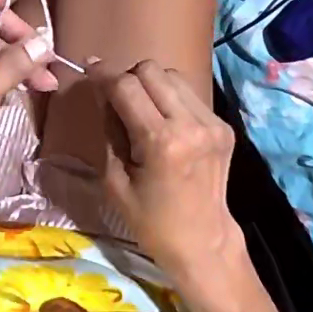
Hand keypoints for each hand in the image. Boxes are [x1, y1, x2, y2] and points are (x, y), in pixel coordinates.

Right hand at [92, 60, 241, 282]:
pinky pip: (189, 94)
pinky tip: (165, 124)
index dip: (103, 74)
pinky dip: (170, 99)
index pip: (126, 86)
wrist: (203, 242)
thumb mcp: (114, 180)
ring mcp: (212, 123)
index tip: (89, 69)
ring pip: (172, 75)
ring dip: (151, 85)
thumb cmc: (151, 221)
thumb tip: (102, 91)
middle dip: (128, 78)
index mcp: (161, 142)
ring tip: (142, 111)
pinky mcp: (223, 126)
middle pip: (151, 70)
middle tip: (118, 100)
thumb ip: (109, 129)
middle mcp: (191, 125)